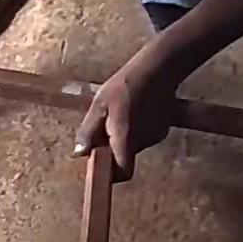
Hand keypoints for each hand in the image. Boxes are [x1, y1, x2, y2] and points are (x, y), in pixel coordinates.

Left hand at [74, 54, 179, 181]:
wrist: (159, 67)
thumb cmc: (125, 85)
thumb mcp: (99, 105)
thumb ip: (88, 132)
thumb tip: (79, 154)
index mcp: (126, 138)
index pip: (123, 172)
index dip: (112, 174)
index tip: (101, 162)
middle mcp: (143, 141)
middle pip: (125, 158)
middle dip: (113, 149)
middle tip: (105, 127)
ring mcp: (155, 136)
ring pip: (134, 146)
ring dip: (124, 137)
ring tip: (121, 113)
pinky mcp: (162, 129)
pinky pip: (144, 137)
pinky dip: (137, 130)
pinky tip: (135, 110)